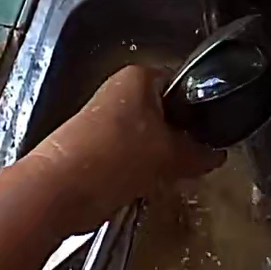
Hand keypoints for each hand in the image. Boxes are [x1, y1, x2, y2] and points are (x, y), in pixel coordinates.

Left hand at [25, 65, 223, 233]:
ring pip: (146, 133)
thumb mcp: (167, 157)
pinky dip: (137, 166)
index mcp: (140, 76)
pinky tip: (144, 186)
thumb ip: (197, 154)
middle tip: (194, 160)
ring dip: (158, 155)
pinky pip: (127, 150)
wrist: (52, 193)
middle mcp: (120, 88)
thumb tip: (218, 155)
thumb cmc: (114, 159)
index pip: (183, 84)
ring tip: (170, 176)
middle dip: (179, 136)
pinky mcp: (90, 143)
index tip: (212, 134)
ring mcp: (103, 116)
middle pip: (164, 110)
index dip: (200, 109)